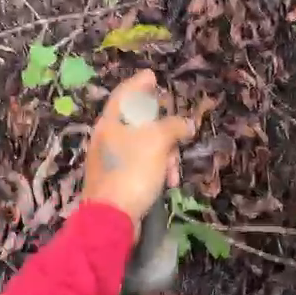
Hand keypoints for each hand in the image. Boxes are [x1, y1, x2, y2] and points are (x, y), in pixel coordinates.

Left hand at [82, 70, 194, 232]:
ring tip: (174, 170)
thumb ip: (174, 126)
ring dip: (165, 154)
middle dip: (163, 128)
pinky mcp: (117, 180)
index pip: (125, 94)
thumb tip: (188, 125)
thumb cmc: (132, 171)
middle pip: (138, 121)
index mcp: (110, 122)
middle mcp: (107, 137)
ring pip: (144, 145)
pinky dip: (157, 169)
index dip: (140, 84)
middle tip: (180, 130)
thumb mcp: (158, 142)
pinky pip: (142, 165)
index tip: (153, 76)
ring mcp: (111, 160)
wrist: (112, 218)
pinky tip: (168, 182)